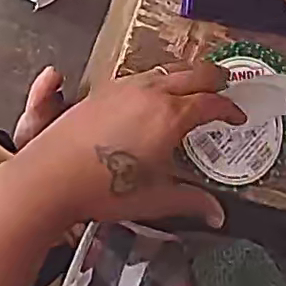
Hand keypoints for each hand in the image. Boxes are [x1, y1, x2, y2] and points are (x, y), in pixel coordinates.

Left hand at [0, 63, 243, 228]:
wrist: (48, 177)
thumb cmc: (102, 190)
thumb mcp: (153, 199)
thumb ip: (189, 201)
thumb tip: (217, 215)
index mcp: (171, 117)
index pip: (212, 104)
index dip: (230, 110)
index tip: (237, 117)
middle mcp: (152, 94)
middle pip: (195, 74)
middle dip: (215, 80)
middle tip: (225, 89)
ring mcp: (127, 87)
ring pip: (168, 70)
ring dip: (187, 76)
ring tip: (195, 87)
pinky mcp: (106, 88)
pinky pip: (144, 75)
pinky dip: (161, 78)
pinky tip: (156, 92)